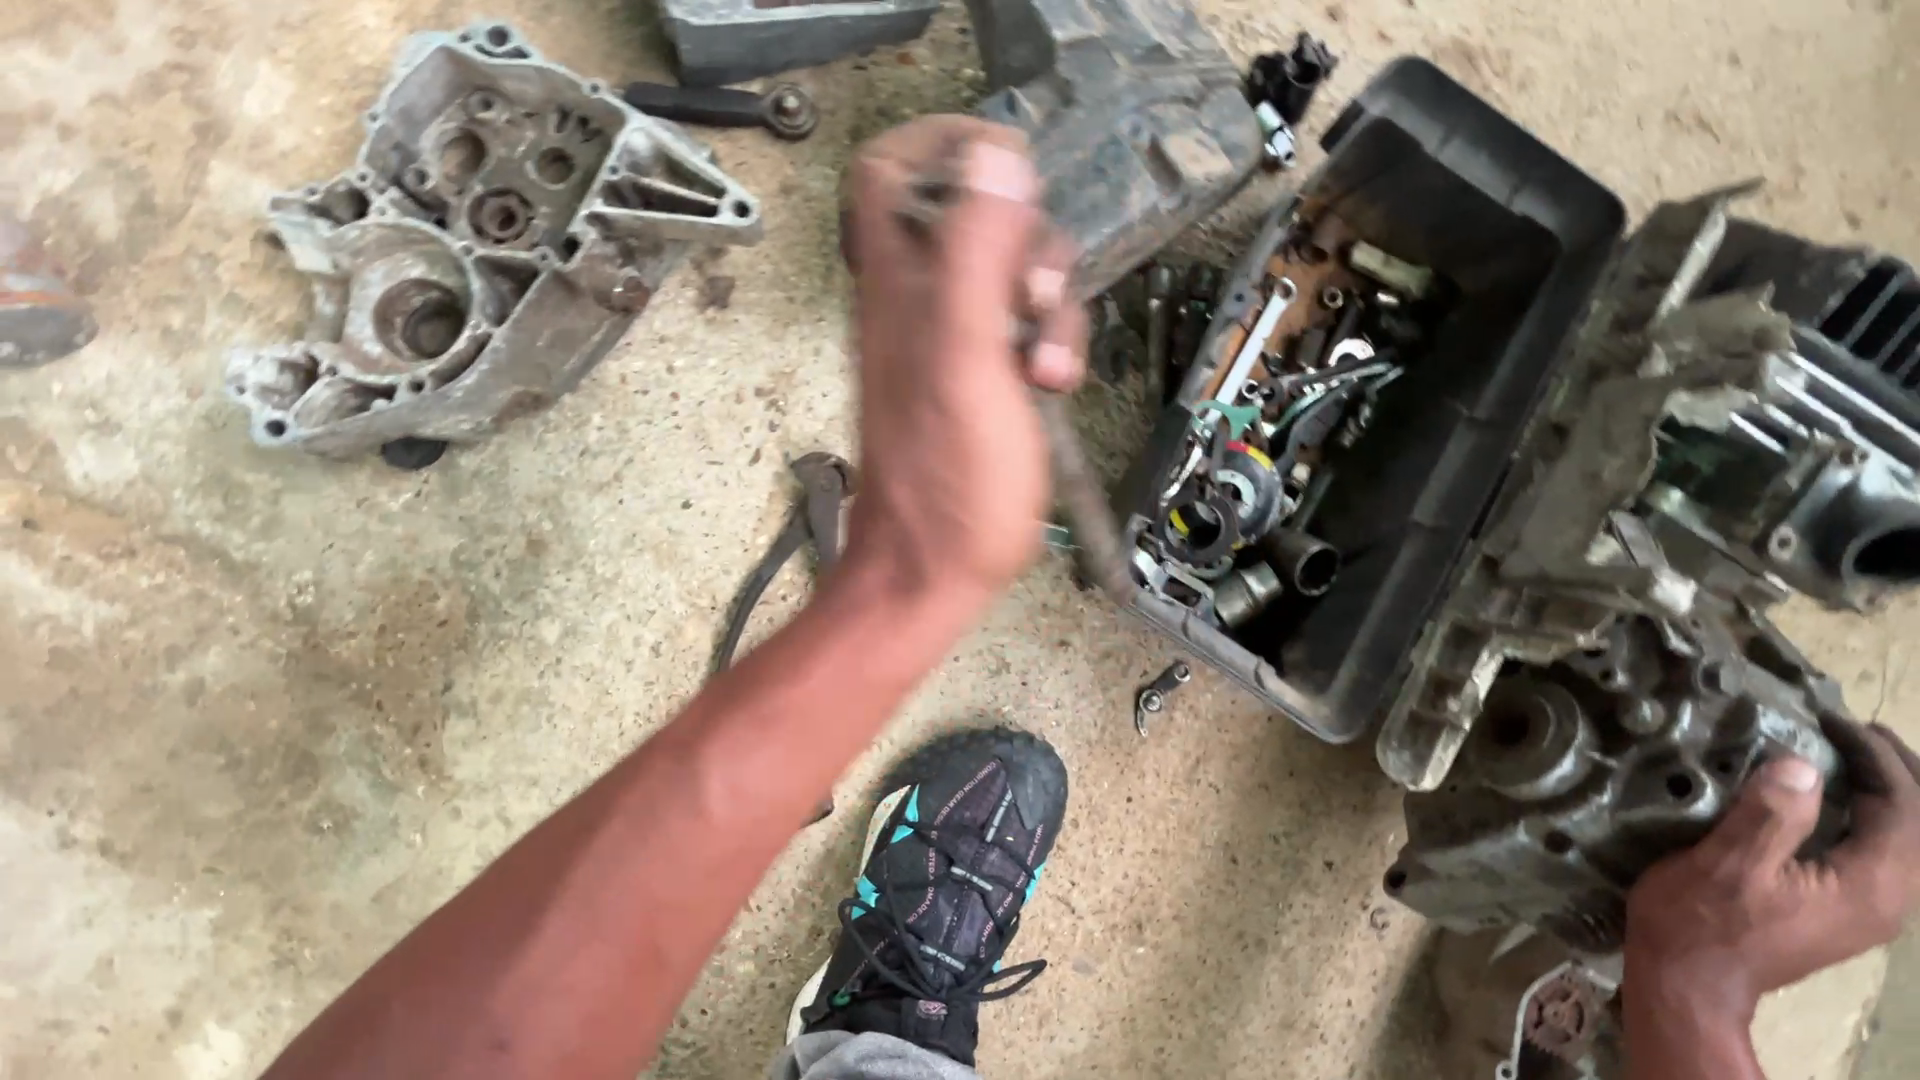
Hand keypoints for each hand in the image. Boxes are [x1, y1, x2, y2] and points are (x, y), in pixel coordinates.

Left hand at [838, 116, 1085, 603]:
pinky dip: (1050, 344)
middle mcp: (917, 301)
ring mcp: (950, 340)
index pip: (889, 171)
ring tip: (1051, 369)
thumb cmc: (947, 482)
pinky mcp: (979, 378)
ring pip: (1013, 275)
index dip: (942, 146)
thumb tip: (996, 158)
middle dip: (1027, 244)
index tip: (1004, 173)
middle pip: (977, 218)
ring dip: (1052, 306)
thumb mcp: (966, 360)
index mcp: (898, 286)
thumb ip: (974, 256)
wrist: (933, 571)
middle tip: (1034, 303)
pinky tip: (1053, 386)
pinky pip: (1024, 328)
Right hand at [1624, 719, 1919, 1028]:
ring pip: (1905, 841)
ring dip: (1889, 795)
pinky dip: (1870, 818)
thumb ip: (1769, 817)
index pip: (1906, 810)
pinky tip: (1833, 803)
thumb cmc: (1699, 920)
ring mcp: (1868, 909)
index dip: (1878, 759)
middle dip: (1900, 773)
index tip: (1834, 721)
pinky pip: (1880, 854)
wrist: (1690, 980)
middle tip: (1859, 730)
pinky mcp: (1843, 910)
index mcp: (1872, 886)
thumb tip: (1801, 763)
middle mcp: (1889, 900)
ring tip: (1853, 756)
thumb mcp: (1726, 865)